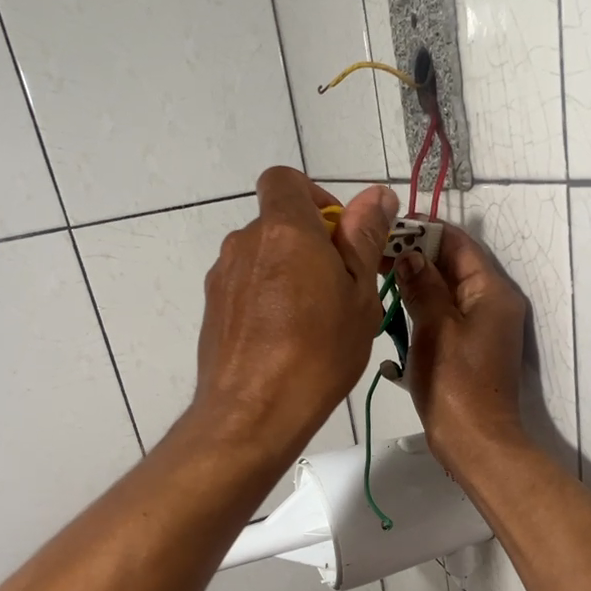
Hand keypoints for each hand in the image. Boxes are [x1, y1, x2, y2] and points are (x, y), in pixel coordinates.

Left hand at [194, 168, 397, 456]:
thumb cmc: (319, 351)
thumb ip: (365, 238)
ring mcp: (224, 278)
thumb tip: (377, 195)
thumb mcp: (358, 295)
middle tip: (341, 289)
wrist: (253, 412)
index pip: (287, 179)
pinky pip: (247, 290)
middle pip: (278, 224)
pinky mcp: (213, 311)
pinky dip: (268, 302)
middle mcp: (245, 243)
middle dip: (310, 245)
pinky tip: (286, 342)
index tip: (341, 235)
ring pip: (263, 260)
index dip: (316, 196)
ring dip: (289, 276)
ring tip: (315, 322)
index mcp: (284, 229)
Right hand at [391, 225, 531, 473]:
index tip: (388, 226)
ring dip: (416, 283)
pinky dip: (422, 310)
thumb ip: (422, 285)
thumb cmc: (455, 383)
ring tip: (377, 277)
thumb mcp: (434, 328)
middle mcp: (493, 303)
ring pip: (447, 292)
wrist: (475, 442)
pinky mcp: (469, 350)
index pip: (458, 243)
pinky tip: (393, 312)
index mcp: (492, 291)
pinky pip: (445, 317)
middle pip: (454, 266)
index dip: (424, 230)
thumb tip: (410, 256)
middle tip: (374, 253)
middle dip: (417, 256)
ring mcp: (483, 328)